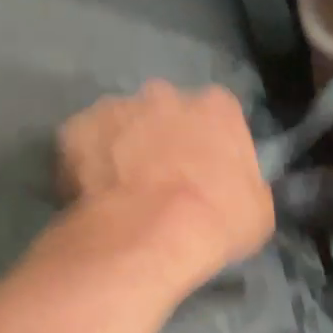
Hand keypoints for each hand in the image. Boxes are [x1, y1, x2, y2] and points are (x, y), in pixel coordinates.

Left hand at [56, 81, 272, 289]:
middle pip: (168, 108)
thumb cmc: (217, 221)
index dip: (215, 138)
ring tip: (130, 184)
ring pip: (124, 121)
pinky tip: (99, 189)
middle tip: (170, 172)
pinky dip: (91, 158)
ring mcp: (116, 108)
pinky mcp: (74, 129)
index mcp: (218, 108)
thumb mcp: (258, 208)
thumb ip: (244, 182)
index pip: (220, 111)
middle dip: (168, 132)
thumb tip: (234, 185)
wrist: (147, 237)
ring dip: (128, 142)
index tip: (213, 163)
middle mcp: (166, 95)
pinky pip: (86, 140)